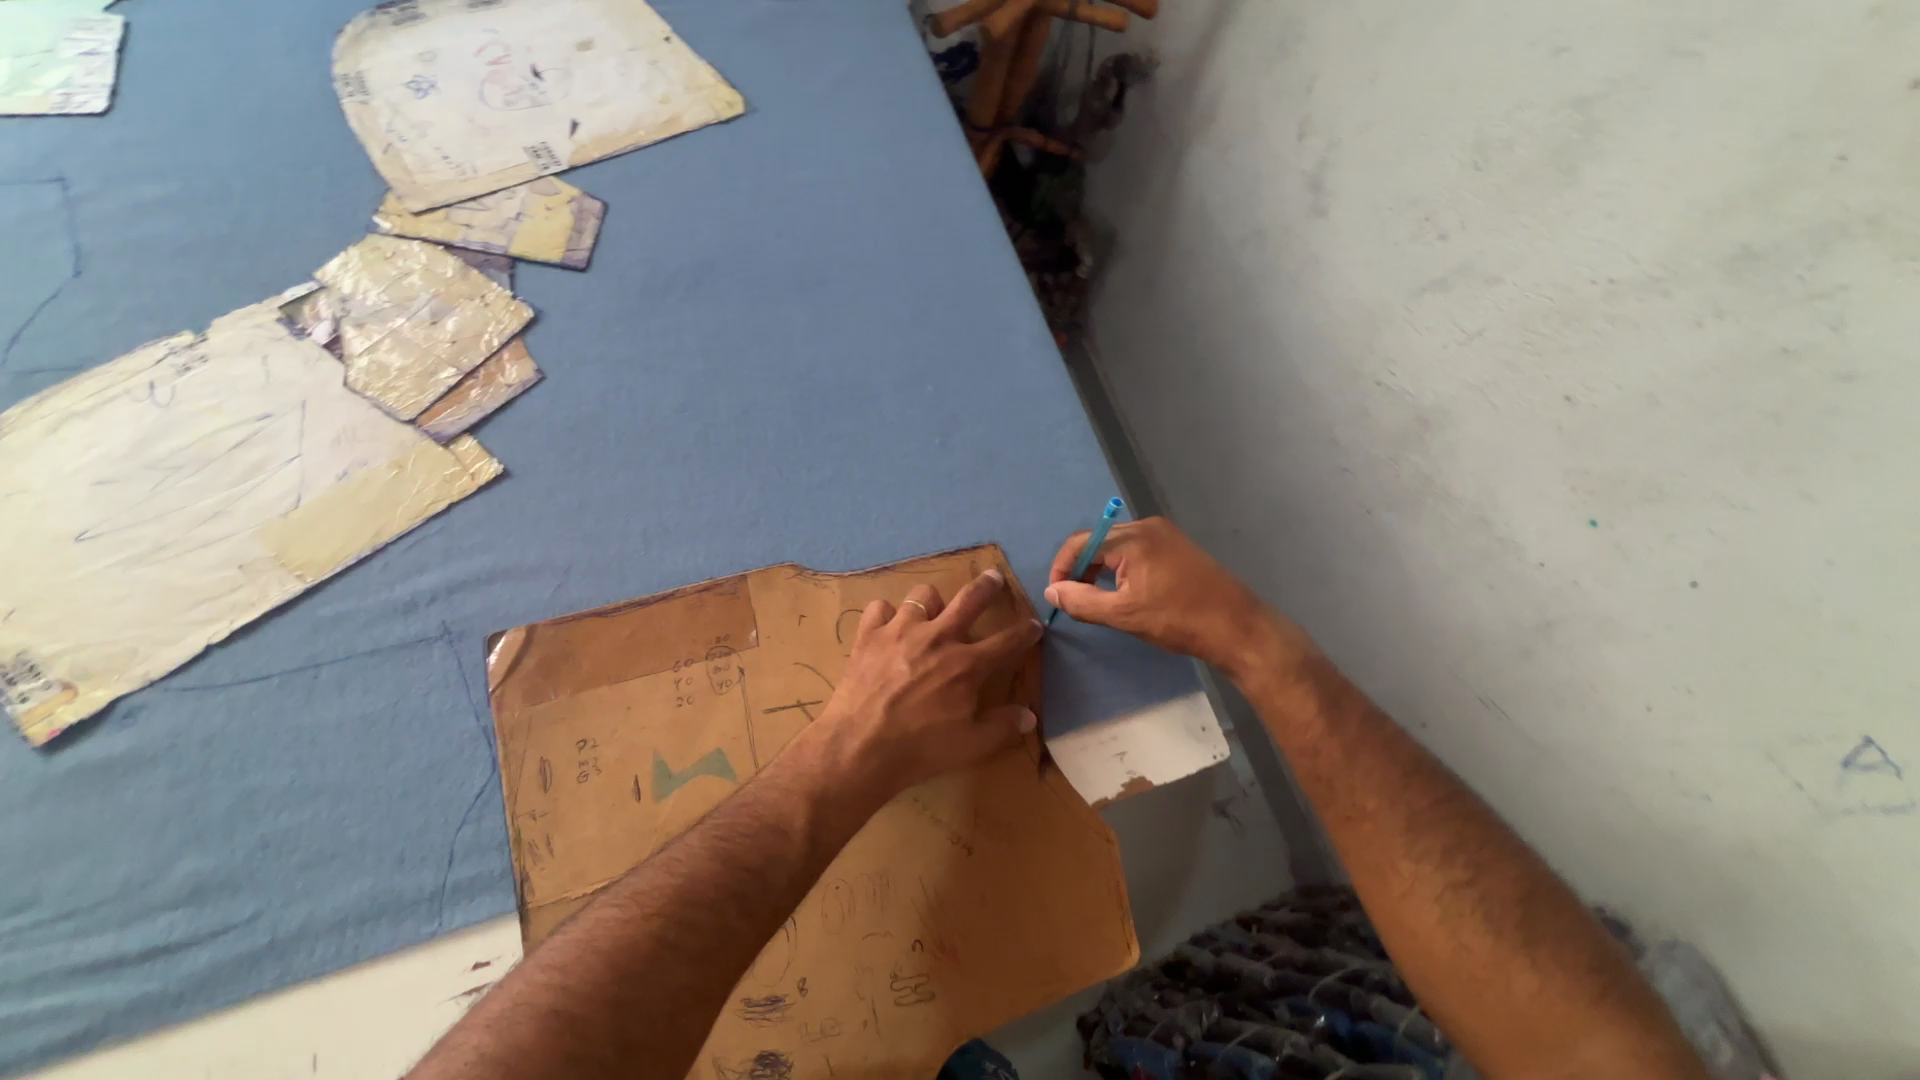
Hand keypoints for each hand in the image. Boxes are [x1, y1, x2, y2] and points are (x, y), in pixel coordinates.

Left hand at [813, 568, 1043, 797]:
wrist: (859, 747)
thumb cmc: (919, 749)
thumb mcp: (970, 745)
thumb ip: (1002, 727)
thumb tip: (1030, 716)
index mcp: (967, 665)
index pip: (1007, 641)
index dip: (1026, 632)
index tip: (1035, 625)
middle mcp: (938, 638)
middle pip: (970, 599)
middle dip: (987, 586)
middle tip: (993, 578)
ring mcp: (900, 631)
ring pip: (923, 596)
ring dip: (932, 602)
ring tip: (932, 610)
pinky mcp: (869, 635)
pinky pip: (880, 608)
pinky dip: (887, 615)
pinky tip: (888, 626)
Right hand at [1044, 517, 1308, 678]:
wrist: (1237, 626)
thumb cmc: (1178, 620)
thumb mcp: (1122, 615)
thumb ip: (1081, 601)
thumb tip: (1052, 592)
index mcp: (1132, 538)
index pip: (1081, 543)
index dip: (1061, 568)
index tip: (1057, 596)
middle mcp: (1147, 527)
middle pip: (1098, 541)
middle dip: (1081, 569)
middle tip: (1076, 600)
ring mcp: (1165, 535)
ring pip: (1117, 546)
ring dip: (1101, 570)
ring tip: (1099, 600)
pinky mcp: (1177, 547)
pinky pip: (1136, 550)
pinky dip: (1122, 568)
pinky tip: (1127, 593)